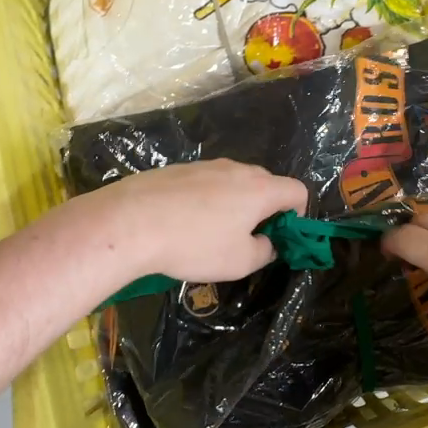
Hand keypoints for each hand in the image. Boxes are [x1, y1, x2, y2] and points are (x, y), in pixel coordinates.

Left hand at [78, 159, 308, 282]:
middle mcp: (238, 169)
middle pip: (266, 184)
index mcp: (261, 189)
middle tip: (246, 238)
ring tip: (210, 233)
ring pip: (233, 182)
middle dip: (265, 209)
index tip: (279, 236)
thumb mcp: (239, 262)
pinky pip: (205, 183)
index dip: (298, 214)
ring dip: (234, 204)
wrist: (130, 221)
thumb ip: (264, 251)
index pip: (298, 191)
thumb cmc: (194, 244)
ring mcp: (206, 165)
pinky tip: (182, 223)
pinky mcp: (177, 168)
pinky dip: (205, 200)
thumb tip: (266, 241)